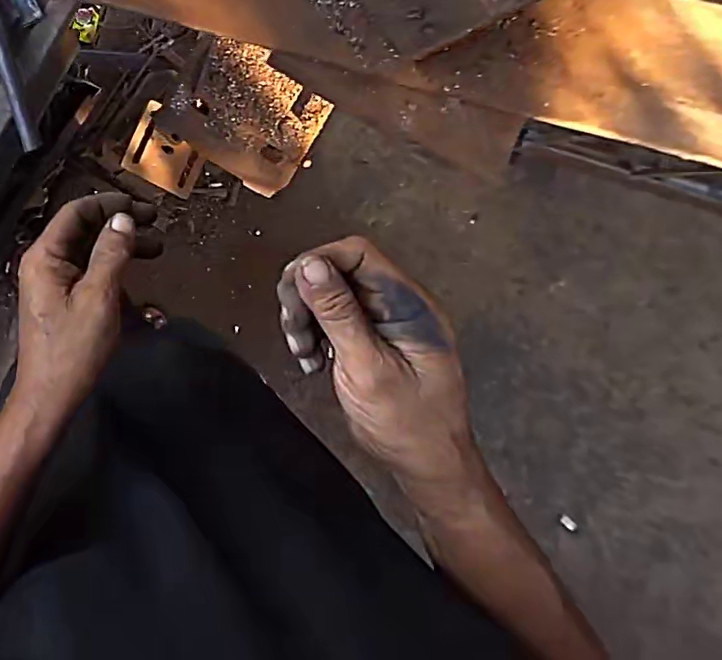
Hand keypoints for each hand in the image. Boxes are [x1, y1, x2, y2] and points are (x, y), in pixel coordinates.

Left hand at [11, 194, 160, 426]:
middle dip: (120, 226)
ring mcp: (53, 283)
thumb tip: (124, 219)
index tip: (142, 208)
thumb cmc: (73, 348)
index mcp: (45, 255)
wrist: (50, 397)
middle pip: (84, 231)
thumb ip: (111, 254)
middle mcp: (45, 263)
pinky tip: (143, 296)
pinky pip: (90, 278)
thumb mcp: (98, 298)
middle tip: (155, 225)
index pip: (76, 212)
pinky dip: (115, 279)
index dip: (110, 204)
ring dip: (122, 251)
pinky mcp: (63, 301)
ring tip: (157, 251)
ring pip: (90, 254)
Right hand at [278, 237, 480, 490]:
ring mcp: (382, 319)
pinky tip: (310, 357)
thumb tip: (309, 264)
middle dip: (305, 294)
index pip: (357, 253)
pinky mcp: (367, 334)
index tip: (294, 293)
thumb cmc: (407, 424)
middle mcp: (396, 304)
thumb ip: (337, 312)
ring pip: (325, 291)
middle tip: (294, 328)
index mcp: (409, 305)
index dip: (319, 262)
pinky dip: (310, 331)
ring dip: (303, 316)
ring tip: (302, 350)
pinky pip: (328, 314)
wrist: (428, 469)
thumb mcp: (366, 366)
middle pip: (335, 269)